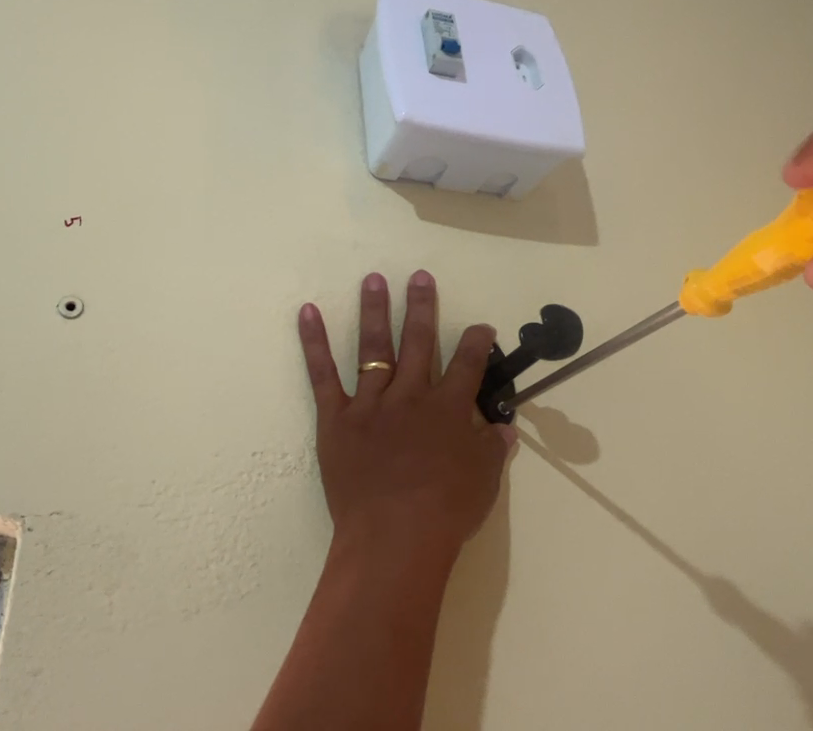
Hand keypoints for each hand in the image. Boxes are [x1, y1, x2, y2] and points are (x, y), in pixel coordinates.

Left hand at [297, 271, 515, 564]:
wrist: (394, 537)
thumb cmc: (445, 512)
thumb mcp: (484, 481)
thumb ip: (493, 448)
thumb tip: (505, 427)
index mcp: (448, 409)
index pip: (468, 363)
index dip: (477, 341)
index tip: (481, 326)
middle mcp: (410, 395)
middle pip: (419, 341)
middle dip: (421, 306)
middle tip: (419, 276)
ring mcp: (371, 403)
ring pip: (374, 348)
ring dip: (374, 311)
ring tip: (373, 280)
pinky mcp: (337, 418)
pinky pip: (323, 374)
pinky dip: (314, 342)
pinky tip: (308, 311)